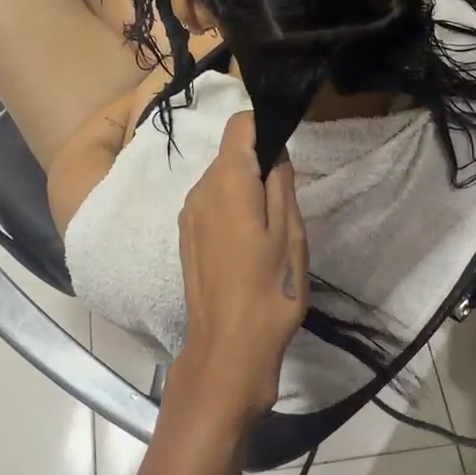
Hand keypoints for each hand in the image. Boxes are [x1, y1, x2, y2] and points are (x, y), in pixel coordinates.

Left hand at [172, 111, 308, 417]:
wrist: (227, 350)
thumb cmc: (269, 291)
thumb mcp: (289, 234)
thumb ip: (280, 183)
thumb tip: (274, 149)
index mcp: (226, 181)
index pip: (239, 125)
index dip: (264, 126)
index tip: (287, 148)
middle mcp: (200, 189)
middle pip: (230, 153)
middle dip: (259, 163)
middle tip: (287, 200)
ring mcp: (188, 213)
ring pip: (221, 179)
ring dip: (246, 189)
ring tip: (270, 229)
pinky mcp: (186, 235)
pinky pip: (212, 203)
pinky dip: (232, 208)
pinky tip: (249, 244)